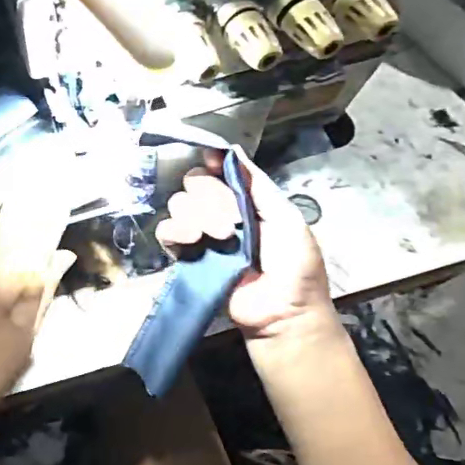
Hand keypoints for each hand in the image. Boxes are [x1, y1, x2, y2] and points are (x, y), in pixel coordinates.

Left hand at [0, 184, 75, 456]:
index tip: (64, 196)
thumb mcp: (29, 337)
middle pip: (13, 206)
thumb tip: (62, 255)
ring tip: (10, 196)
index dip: (55, 206)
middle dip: (30, 194)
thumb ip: (46, 290)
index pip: (43, 226)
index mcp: (19, 279)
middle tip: (40, 188)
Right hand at [154, 154, 340, 350]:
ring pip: (180, 204)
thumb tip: (233, 150)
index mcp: (246, 203)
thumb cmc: (295, 267)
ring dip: (198, 215)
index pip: (219, 172)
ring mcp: (203, 236)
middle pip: (196, 185)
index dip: (212, 164)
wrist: (283, 314)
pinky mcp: (188, 258)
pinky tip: (194, 238)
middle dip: (211, 196)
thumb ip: (258, 184)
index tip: (211, 161)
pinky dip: (175, 230)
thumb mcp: (287, 218)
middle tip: (231, 220)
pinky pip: (168, 233)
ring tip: (220, 237)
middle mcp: (221, 215)